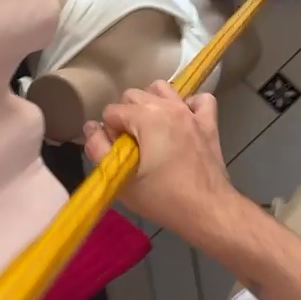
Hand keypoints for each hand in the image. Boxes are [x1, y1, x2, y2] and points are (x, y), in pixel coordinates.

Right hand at [83, 82, 248, 243]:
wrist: (207, 210)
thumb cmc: (162, 197)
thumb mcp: (121, 178)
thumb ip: (99, 149)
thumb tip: (91, 128)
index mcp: (146, 117)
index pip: (112, 111)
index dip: (109, 133)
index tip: (118, 154)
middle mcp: (168, 106)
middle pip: (134, 95)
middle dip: (126, 116)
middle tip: (130, 145)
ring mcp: (191, 113)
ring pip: (163, 89)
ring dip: (152, 103)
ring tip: (151, 129)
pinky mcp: (209, 123)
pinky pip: (199, 100)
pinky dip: (189, 105)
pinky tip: (182, 122)